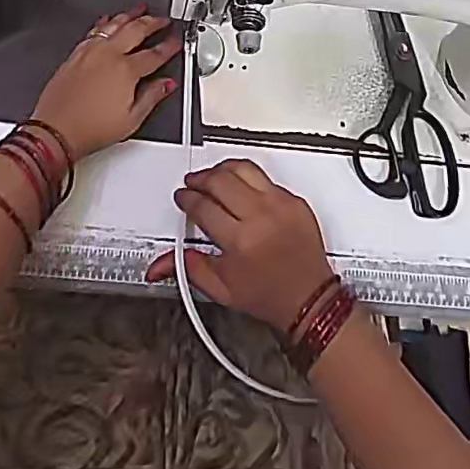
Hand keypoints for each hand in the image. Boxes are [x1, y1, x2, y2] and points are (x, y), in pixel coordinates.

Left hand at [30, 6, 180, 161]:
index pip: (154, 54)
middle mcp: (108, 55)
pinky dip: (105, 23)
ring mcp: (90, 52)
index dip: (168, 46)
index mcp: (126, 71)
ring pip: (114, 24)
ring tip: (140, 10)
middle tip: (162, 20)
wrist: (56, 130)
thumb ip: (152, 97)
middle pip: (136, 30)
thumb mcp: (131, 120)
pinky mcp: (76, 54)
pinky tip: (108, 21)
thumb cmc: (89, 128)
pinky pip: (94, 31)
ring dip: (130, 15)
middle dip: (153, 22)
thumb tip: (165, 85)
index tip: (175, 42)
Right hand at [145, 159, 334, 332]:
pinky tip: (241, 185)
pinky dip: (248, 179)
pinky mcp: (295, 201)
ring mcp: (280, 206)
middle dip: (200, 179)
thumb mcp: (220, 288)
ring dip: (222, 169)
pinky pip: (265, 178)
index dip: (187, 198)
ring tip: (213, 176)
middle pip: (220, 180)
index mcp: (240, 241)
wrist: (309, 300)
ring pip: (243, 169)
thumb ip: (186, 269)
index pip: (203, 206)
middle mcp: (261, 218)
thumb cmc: (270, 296)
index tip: (184, 198)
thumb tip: (160, 264)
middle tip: (194, 183)